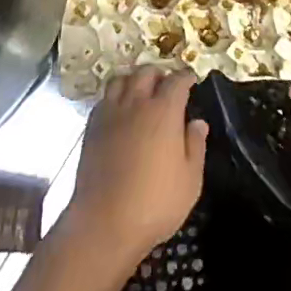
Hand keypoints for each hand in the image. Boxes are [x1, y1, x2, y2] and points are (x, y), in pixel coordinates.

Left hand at [62, 68, 207, 259]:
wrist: (105, 218)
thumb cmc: (156, 202)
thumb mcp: (190, 180)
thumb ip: (195, 146)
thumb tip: (198, 122)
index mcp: (163, 112)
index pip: (176, 81)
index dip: (185, 76)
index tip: (191, 78)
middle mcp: (135, 102)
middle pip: (145, 73)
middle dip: (159, 73)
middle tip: (167, 84)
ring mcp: (110, 111)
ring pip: (121, 79)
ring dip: (134, 78)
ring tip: (142, 90)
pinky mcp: (92, 124)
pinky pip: (106, 97)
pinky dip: (117, 95)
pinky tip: (121, 109)